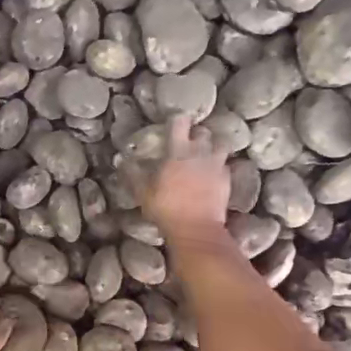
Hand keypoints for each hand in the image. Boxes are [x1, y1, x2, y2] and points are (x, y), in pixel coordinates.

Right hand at [144, 115, 230, 247]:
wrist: (197, 230)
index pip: (180, 122)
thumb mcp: (143, 193)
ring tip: (206, 154)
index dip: (176, 120)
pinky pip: (226, 166)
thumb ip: (133, 174)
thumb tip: (122, 160)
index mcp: (178, 151)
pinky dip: (220, 167)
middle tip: (189, 141)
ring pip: (221, 145)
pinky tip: (214, 174)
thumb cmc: (166, 209)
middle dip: (196, 134)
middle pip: (203, 132)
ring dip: (213, 147)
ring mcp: (217, 165)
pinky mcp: (227, 180)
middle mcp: (200, 153)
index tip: (173, 122)